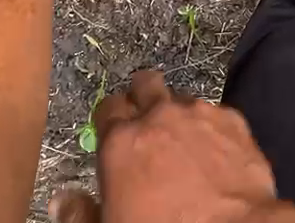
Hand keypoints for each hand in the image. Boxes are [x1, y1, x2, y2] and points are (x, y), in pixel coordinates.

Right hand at [49, 69, 294, 222]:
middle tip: (144, 121)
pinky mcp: (233, 118)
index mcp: (121, 142)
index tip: (112, 133)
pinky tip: (212, 151)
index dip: (108, 118)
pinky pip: (214, 112)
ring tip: (181, 143)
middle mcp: (159, 116)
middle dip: (141, 96)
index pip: (107, 108)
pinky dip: (207, 126)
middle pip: (145, 84)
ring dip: (176, 114)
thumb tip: (62, 199)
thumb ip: (79, 214)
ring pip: (181, 98)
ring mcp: (200, 112)